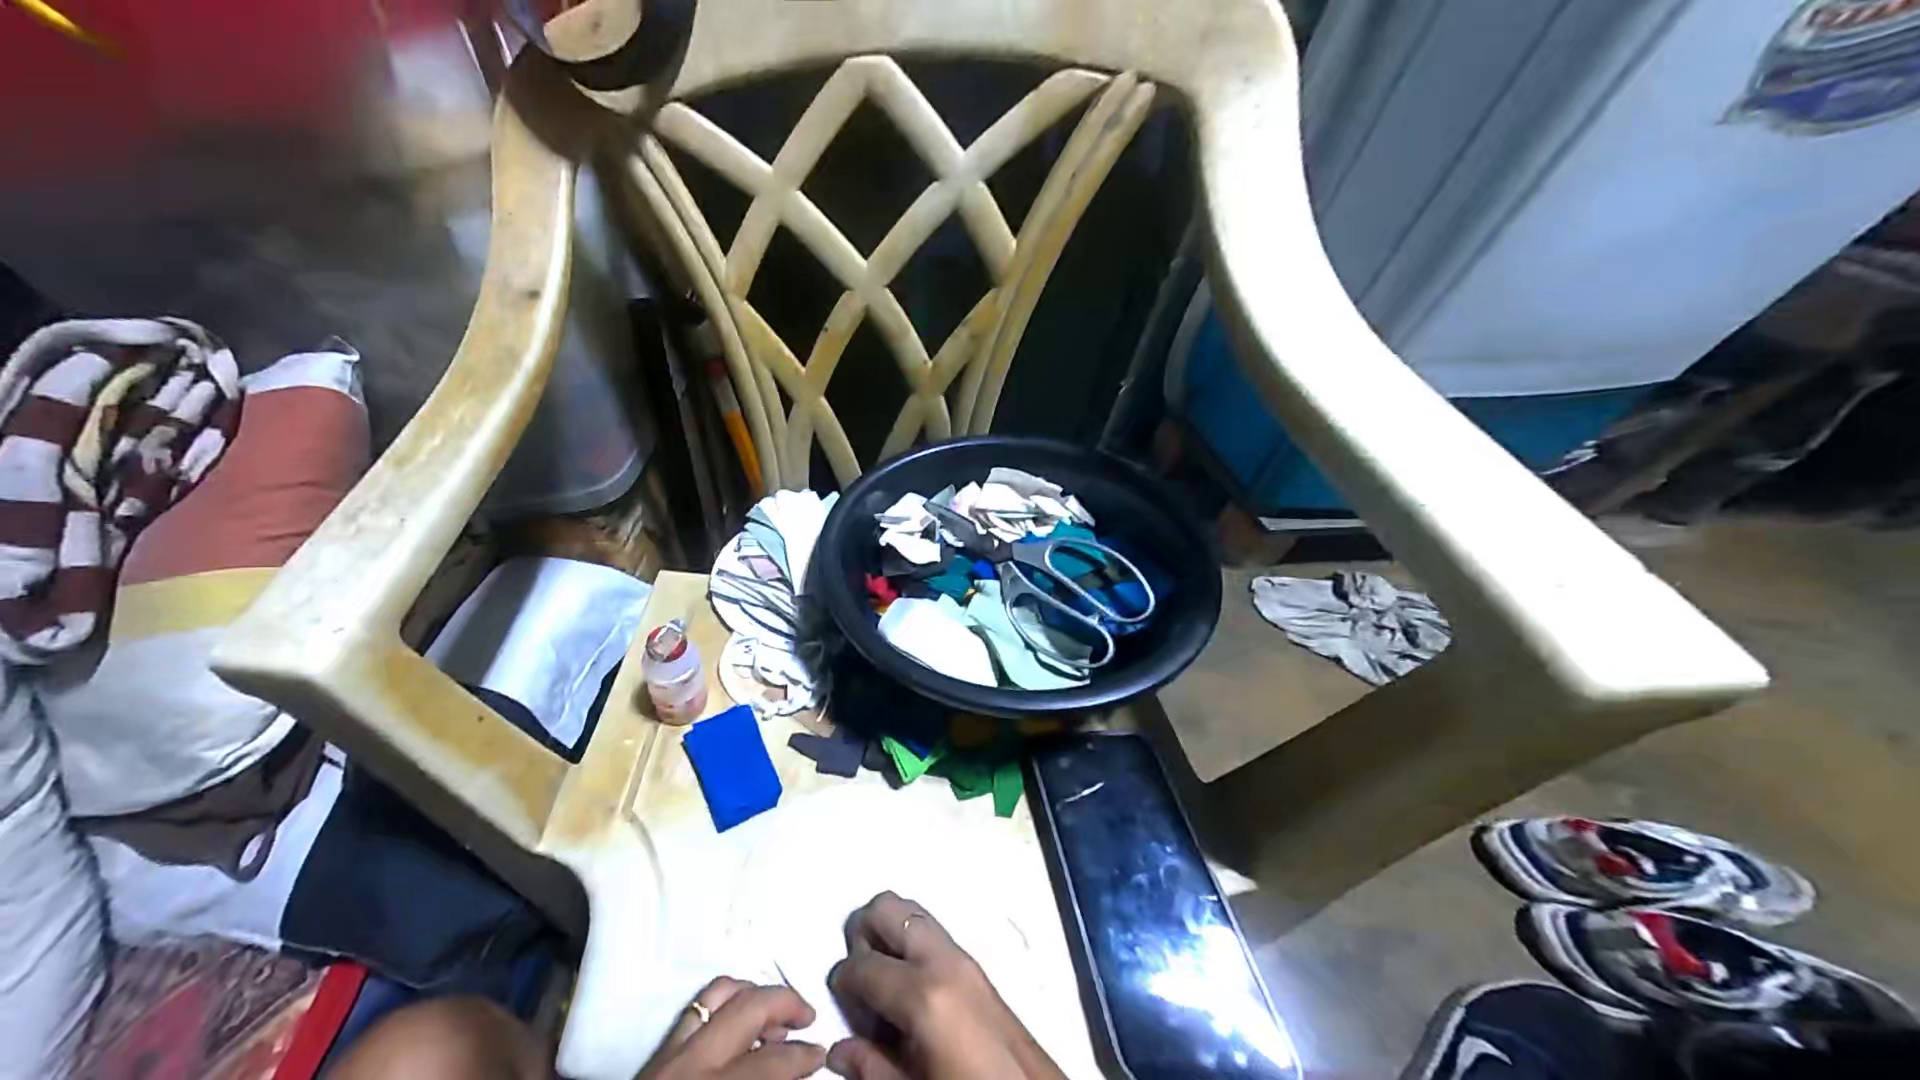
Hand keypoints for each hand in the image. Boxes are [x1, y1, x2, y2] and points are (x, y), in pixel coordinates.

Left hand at [639, 977, 826, 1079]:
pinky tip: (738, 1020)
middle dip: (787, 1004)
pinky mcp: (654, 1057)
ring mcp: (668, 1056)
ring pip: (719, 993)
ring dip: (755, 995)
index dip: (804, 1056)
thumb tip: (792, 1077)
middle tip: (808, 1019)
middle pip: (749, 1009)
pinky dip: (725, 1002)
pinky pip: (695, 1008)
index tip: (822, 1055)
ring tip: (774, 1015)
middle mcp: (690, 1067)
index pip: (771, 1061)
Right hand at [825, 892, 1067, 1079]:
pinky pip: (931, 929)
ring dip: (887, 932)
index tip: (841, 1002)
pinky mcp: (974, 960)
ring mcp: (961, 954)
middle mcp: (941, 960)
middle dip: (862, 933)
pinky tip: (907, 984)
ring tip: (882, 980)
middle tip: (860, 978)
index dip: (841, 982)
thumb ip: (871, 1066)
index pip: (861, 965)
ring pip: (910, 910)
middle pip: (886, 908)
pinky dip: (909, 941)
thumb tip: (839, 1049)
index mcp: (922, 994)